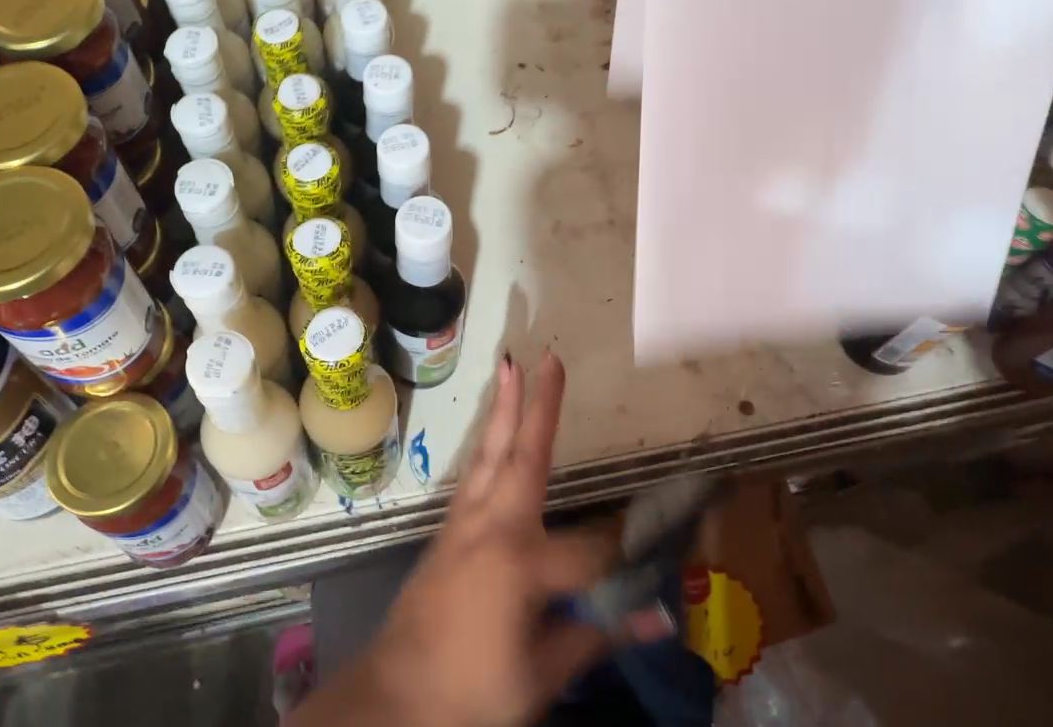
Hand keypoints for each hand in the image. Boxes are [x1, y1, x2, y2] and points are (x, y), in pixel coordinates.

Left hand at [292, 350, 664, 726]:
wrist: (395, 695)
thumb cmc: (471, 689)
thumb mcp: (541, 674)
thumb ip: (595, 636)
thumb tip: (658, 619)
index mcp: (522, 562)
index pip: (593, 550)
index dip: (627, 561)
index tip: (656, 566)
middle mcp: (492, 529)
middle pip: (524, 458)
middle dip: (539, 407)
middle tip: (548, 359)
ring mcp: (463, 525)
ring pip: (490, 456)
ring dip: (503, 411)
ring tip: (511, 368)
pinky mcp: (446, 533)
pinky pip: (473, 477)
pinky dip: (487, 446)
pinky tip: (491, 436)